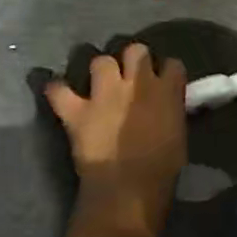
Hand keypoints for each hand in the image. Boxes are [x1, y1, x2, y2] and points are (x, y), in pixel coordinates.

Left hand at [41, 43, 187, 236]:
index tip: (163, 79)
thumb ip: (172, 108)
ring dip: (101, 69)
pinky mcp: (77, 112)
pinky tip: (59, 91)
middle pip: (136, 50)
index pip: (172, 63)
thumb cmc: (164, 164)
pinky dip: (57, 89)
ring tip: (99, 81)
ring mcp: (105, 94)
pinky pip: (58, 90)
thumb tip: (166, 105)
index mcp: (168, 89)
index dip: (166, 69)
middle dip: (133, 58)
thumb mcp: (179, 129)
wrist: (129, 186)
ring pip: (100, 61)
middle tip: (130, 74)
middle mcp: (138, 82)